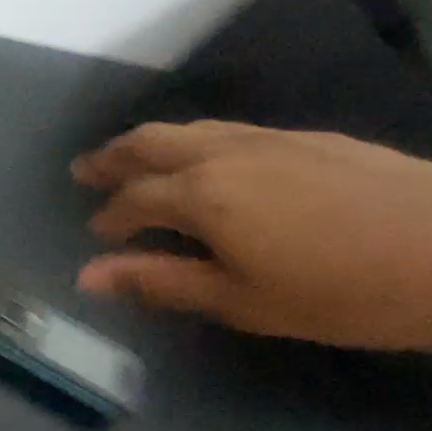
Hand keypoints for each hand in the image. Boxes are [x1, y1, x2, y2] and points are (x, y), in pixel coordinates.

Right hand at [71, 121, 431, 350]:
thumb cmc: (346, 293)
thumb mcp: (241, 301)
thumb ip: (160, 281)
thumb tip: (88, 276)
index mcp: (203, 195)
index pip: (132, 200)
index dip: (108, 220)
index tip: (97, 239)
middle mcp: (231, 155)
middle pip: (153, 143)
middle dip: (114, 157)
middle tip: (85, 170)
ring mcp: (280, 141)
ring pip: (196, 129)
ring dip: (155, 143)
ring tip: (135, 159)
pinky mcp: (321, 141)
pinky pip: (236, 130)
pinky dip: (201, 141)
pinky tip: (211, 161)